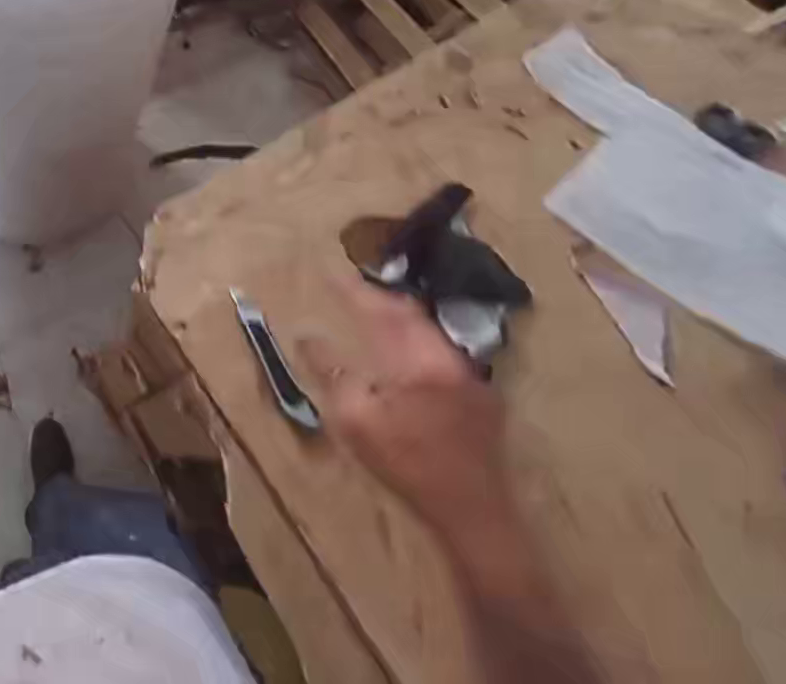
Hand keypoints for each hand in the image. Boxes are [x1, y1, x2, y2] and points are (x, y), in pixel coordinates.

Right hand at [300, 271, 508, 530]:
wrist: (474, 513)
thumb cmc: (408, 467)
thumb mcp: (357, 422)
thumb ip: (332, 373)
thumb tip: (307, 336)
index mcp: (418, 362)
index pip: (381, 311)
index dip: (352, 289)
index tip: (328, 273)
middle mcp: (448, 357)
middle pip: (409, 312)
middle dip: (375, 295)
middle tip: (347, 287)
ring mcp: (469, 373)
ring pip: (426, 328)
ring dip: (395, 315)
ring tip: (368, 311)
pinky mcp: (478, 391)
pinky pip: (438, 347)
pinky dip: (412, 337)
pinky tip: (400, 349)